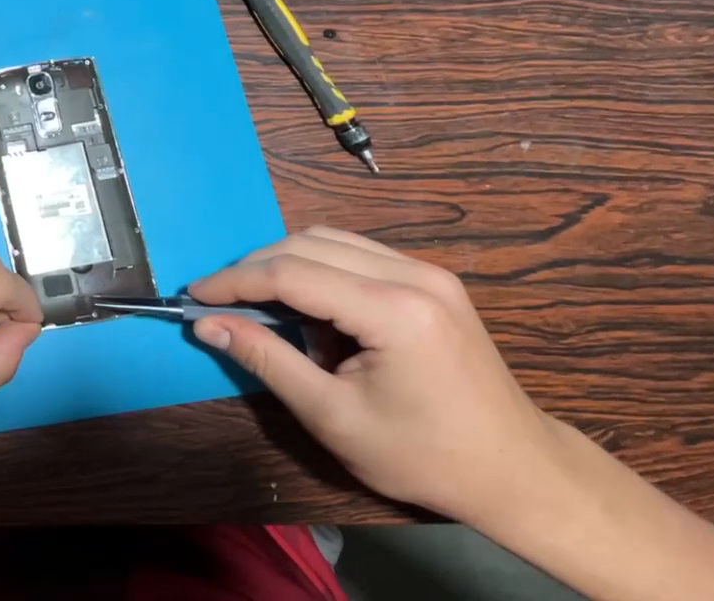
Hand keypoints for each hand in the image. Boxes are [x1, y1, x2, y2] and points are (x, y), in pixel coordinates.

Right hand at [188, 226, 566, 524]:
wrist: (520, 473)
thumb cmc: (424, 455)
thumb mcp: (332, 416)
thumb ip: (266, 359)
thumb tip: (206, 323)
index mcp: (393, 310)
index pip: (290, 272)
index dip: (233, 281)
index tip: (193, 296)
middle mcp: (412, 275)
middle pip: (306, 244)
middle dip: (253, 268)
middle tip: (219, 302)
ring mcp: (427, 272)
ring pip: (328, 240)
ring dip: (283, 264)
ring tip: (259, 305)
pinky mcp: (431, 279)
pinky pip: (354, 253)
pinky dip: (316, 269)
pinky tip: (307, 307)